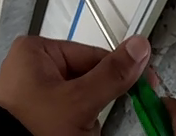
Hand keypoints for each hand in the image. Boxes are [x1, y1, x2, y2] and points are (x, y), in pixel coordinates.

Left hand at [0, 34, 150, 135]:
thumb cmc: (29, 128)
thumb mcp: (77, 101)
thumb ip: (111, 75)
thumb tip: (137, 48)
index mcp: (38, 51)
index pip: (92, 53)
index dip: (119, 70)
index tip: (146, 82)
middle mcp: (34, 68)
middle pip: (86, 82)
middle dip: (94, 107)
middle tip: (88, 121)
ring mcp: (34, 95)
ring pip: (79, 105)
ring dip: (85, 123)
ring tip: (71, 132)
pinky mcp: (36, 118)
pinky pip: (67, 119)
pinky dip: (74, 130)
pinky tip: (69, 134)